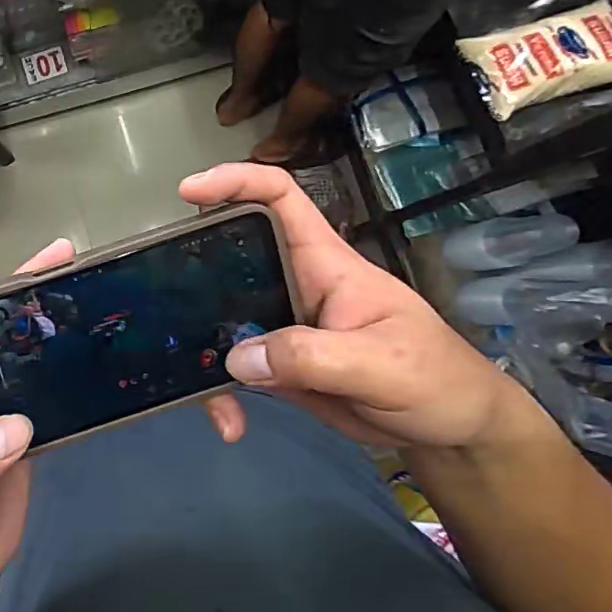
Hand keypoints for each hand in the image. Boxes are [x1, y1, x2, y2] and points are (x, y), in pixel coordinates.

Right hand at [180, 163, 534, 448]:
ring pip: (222, 320)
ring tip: (198, 389)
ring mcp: (282, 324)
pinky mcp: (277, 363)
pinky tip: (229, 422)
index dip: (236, 181)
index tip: (190, 190)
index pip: (280, 198)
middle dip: (193, 271)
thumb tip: (238, 357)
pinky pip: (233, 367)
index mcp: (324, 263)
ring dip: (201, 350)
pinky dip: (223, 394)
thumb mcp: (382, 364)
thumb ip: (312, 356)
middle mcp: (294, 284)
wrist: (450, 430)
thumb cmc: (435, 378)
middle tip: (162, 298)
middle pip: (231, 255)